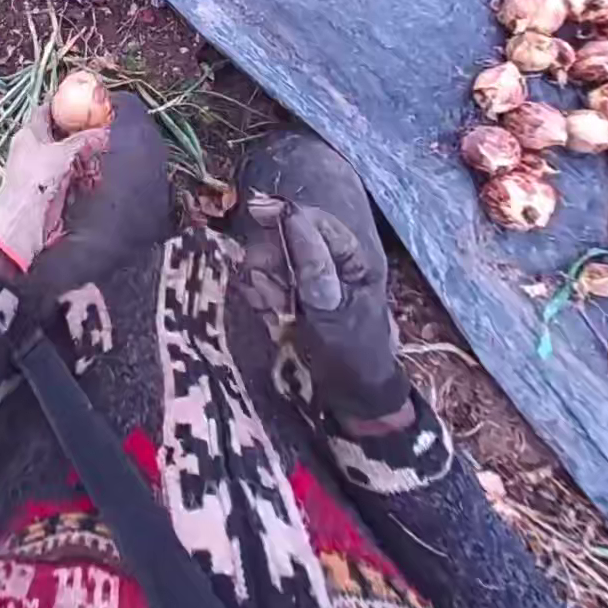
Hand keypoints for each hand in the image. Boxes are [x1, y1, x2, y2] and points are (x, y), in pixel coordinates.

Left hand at [0, 105, 108, 274]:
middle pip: (60, 132)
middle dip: (81, 129)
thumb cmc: (35, 180)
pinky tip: (97, 171)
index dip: (63, 103)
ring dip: (86, 151)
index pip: (46, 110)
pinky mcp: (52, 186)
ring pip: (68, 152)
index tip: (83, 99)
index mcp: (30, 133)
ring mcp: (43, 167)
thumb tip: (105, 130)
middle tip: (103, 124)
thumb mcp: (62, 153)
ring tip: (105, 146)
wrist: (24, 221)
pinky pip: (72, 172)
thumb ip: (83, 140)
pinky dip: (85, 170)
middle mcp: (34, 148)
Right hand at [241, 197, 411, 432]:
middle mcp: (325, 260)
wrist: (349, 397)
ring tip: (277, 312)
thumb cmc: (351, 352)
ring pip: (267, 260)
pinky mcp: (287, 295)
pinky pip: (260, 283)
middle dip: (271, 261)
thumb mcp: (333, 308)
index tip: (255, 211)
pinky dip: (260, 298)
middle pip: (283, 238)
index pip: (311, 219)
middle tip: (274, 292)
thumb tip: (293, 217)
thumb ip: (313, 263)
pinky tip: (271, 317)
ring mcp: (304, 277)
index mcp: (349, 256)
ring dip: (264, 285)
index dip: (283, 214)